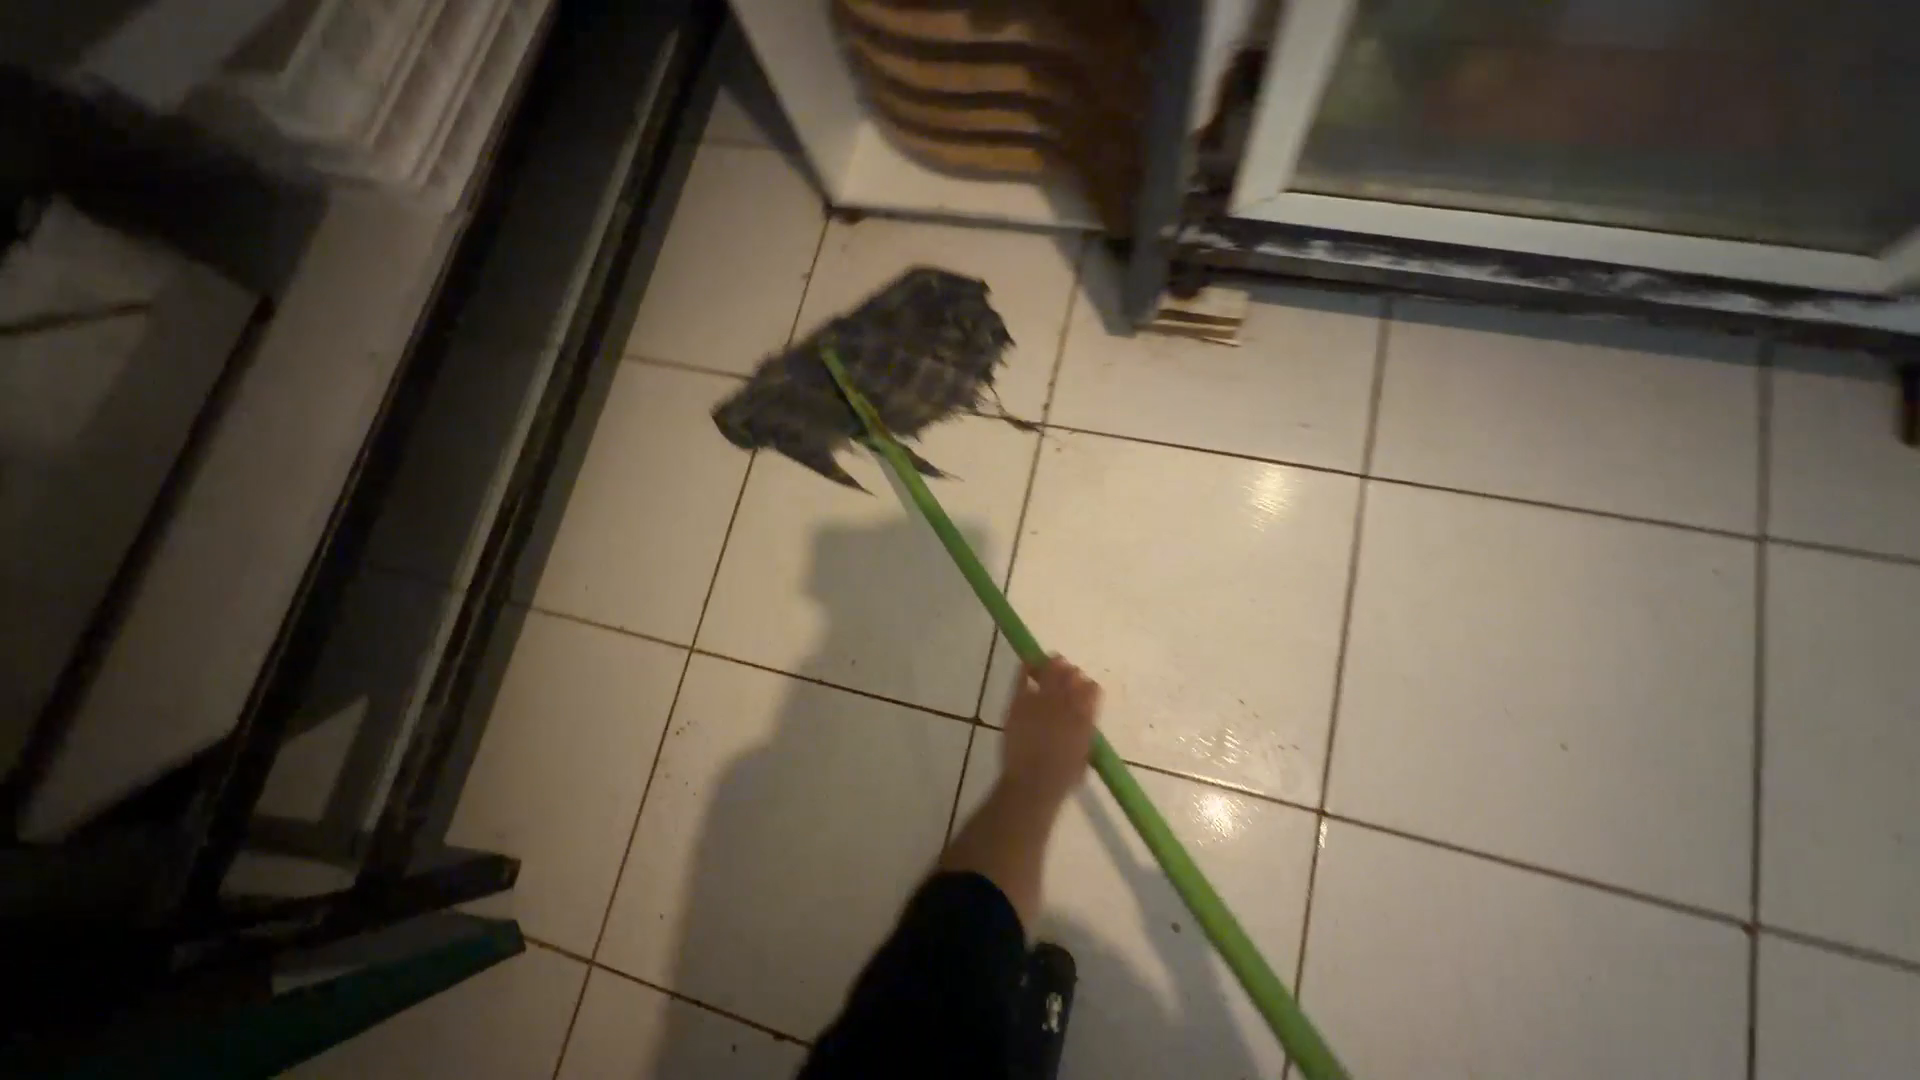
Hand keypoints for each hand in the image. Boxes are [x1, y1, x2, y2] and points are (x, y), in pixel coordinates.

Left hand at [1000, 655, 1100, 807]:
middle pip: (1071, 679)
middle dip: (1072, 673)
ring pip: (1050, 675)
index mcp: (1084, 718)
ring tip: (1054, 658)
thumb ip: (1084, 736)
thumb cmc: (1062, 778)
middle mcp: (1065, 705)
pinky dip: (1025, 669)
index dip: (1090, 687)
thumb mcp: (1083, 757)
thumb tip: (1083, 724)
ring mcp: (1041, 702)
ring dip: (1054, 665)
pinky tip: (1028, 662)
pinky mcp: (1019, 704)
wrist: (1032, 783)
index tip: (1088, 685)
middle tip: (1070, 669)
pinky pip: (1022, 680)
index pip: (1092, 692)